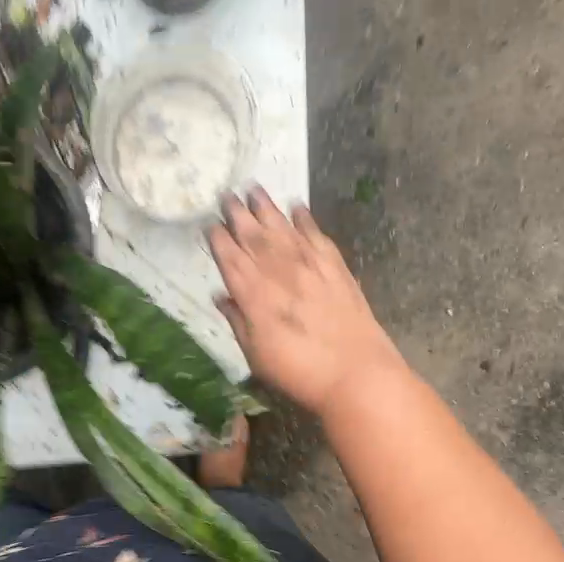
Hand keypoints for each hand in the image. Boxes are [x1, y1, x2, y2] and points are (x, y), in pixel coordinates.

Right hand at [209, 189, 405, 417]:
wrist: (354, 372)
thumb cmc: (298, 372)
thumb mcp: (257, 355)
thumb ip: (239, 322)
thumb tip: (222, 296)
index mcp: (254, 295)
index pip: (230, 259)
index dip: (218, 240)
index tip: (210, 224)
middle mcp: (279, 271)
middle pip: (253, 236)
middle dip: (238, 214)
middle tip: (226, 194)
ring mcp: (309, 265)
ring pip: (282, 227)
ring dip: (266, 207)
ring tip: (254, 188)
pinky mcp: (335, 266)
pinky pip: (316, 234)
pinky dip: (304, 219)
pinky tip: (296, 208)